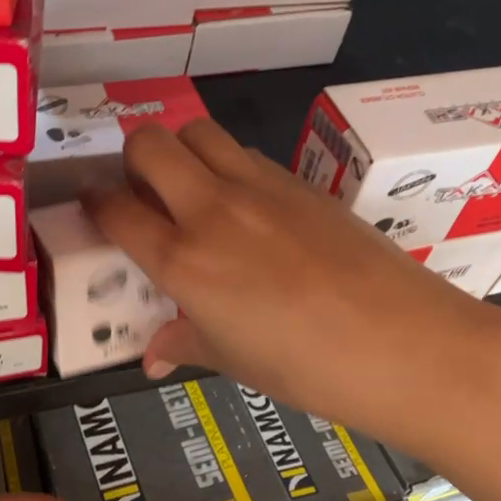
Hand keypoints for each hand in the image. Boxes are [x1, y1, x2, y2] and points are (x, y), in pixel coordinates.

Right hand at [83, 119, 500, 452]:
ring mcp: (258, 187)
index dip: (93, 202)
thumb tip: (153, 356)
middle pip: (149, 143)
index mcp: (184, 261)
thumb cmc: (309, 368)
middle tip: (142, 191)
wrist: (408, 344)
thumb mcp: (234, 361)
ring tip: (192, 188)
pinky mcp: (299, 181)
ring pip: (198, 132)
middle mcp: (211, 210)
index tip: (91, 204)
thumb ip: (183, 343)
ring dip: (181, 151)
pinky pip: (245, 153)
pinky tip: (247, 205)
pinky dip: (227, 166)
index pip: (115, 210)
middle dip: (132, 158)